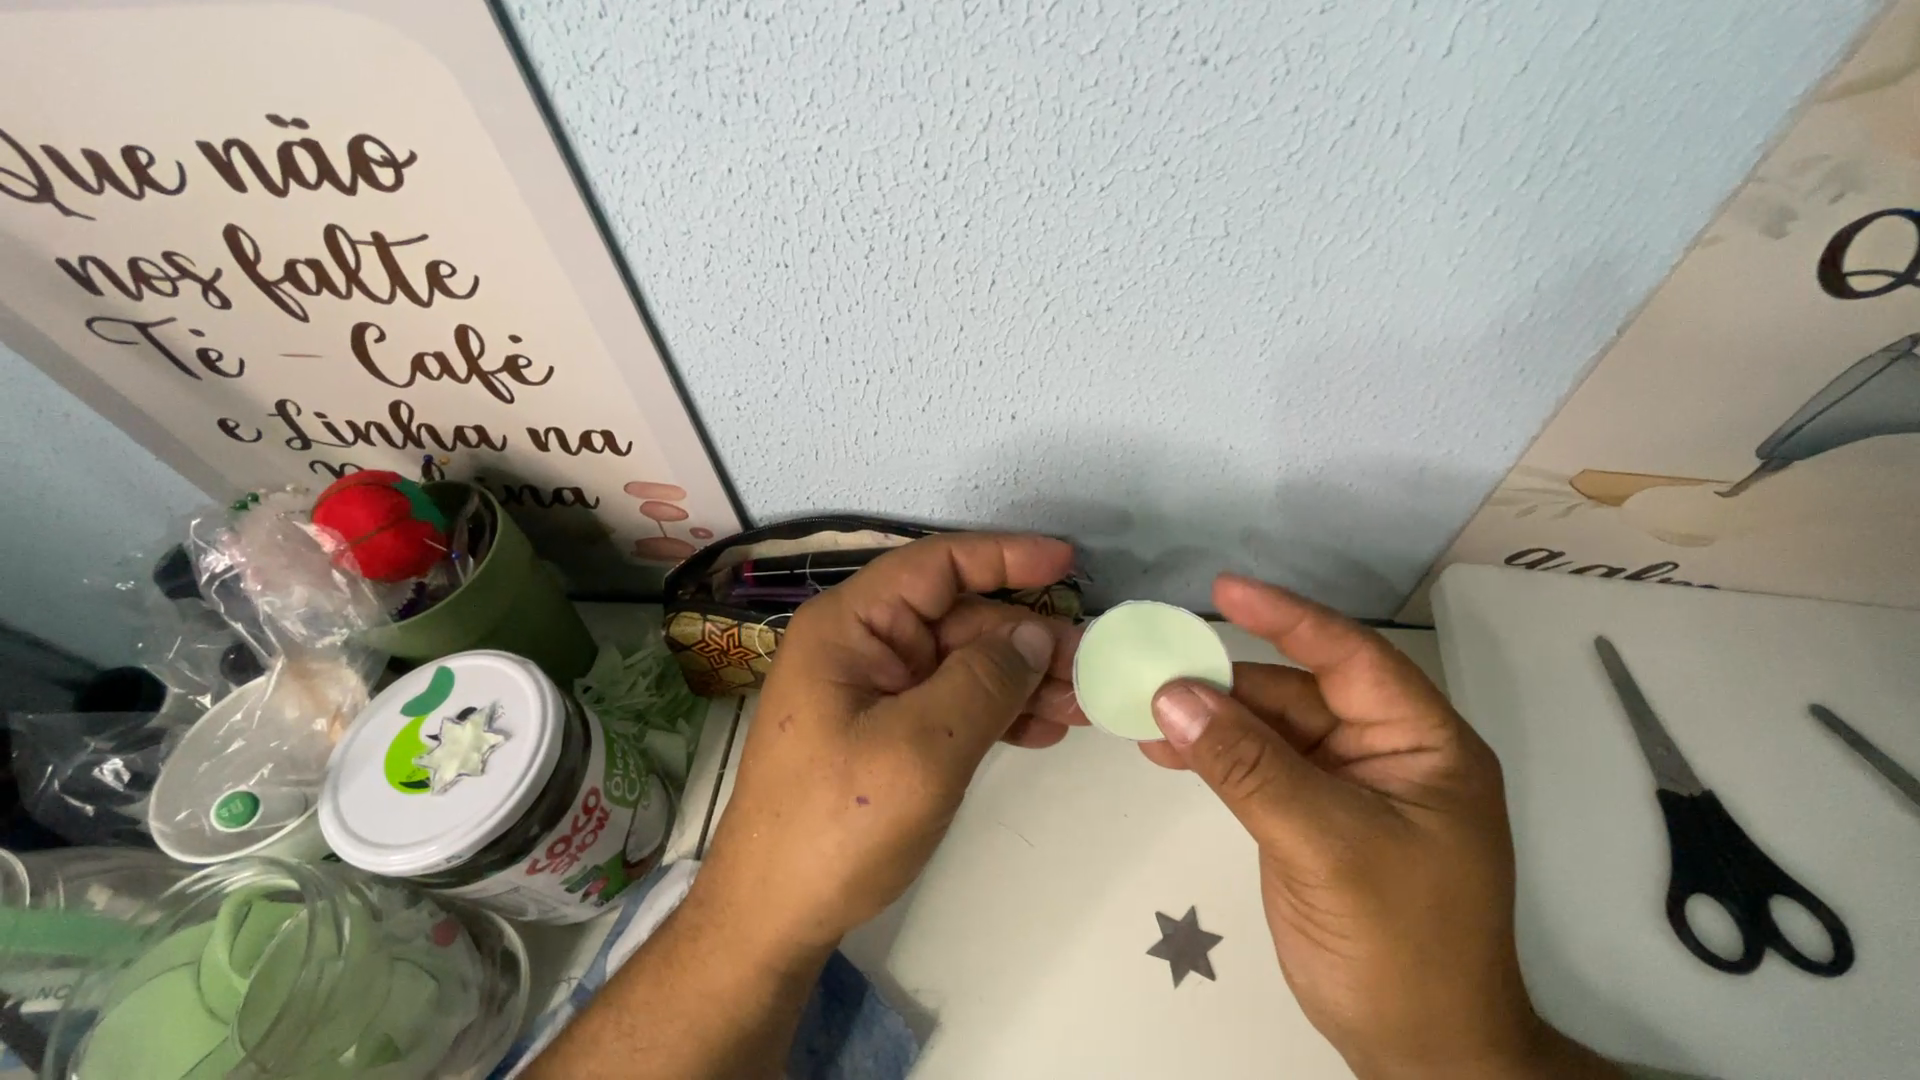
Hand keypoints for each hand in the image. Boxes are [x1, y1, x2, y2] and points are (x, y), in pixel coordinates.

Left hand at [695, 534, 1083, 954]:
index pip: (936, 565)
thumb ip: (985, 680)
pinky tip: (1042, 732)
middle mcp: (862, 647)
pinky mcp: (888, 731)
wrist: (776, 914)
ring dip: (1021, 681)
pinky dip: (997, 713)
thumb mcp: (923, 747)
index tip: (1067, 563)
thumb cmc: (839, 822)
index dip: (1004, 556)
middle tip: (1090, 669)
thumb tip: (1034, 634)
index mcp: (851, 627)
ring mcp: (875, 691)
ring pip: (963, 663)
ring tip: (1079, 707)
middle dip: (1026, 640)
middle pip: (959, 619)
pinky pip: (952, 703)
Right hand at [1143, 574, 1617, 1079]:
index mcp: (1419, 742)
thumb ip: (1248, 766)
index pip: (1350, 658)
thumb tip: (1172, 696)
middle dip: (1227, 681)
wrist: (1417, 1049)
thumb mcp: (1328, 844)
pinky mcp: (1305, 816)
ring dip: (1209, 718)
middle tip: (1154, 669)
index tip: (1223, 590)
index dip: (1288, 618)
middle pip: (1295, 691)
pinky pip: (1250, 767)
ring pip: (1265, 729)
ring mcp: (1340, 785)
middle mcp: (1380, 751)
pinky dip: (1208, 755)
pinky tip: (1163, 751)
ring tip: (1143, 710)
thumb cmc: (1402, 941)